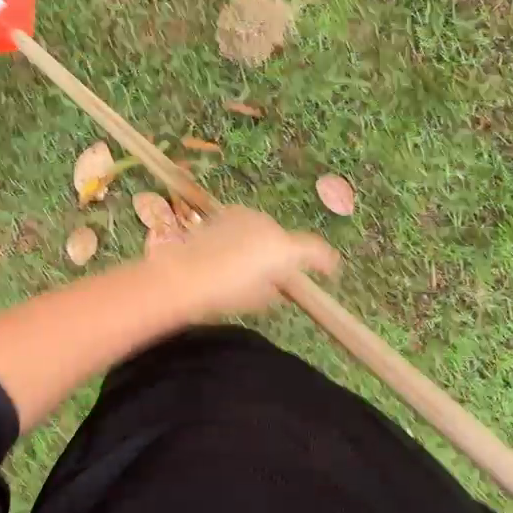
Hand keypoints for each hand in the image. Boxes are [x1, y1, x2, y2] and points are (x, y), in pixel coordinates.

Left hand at [157, 206, 339, 318]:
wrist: (182, 273)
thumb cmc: (224, 292)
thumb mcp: (257, 299)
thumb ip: (276, 290)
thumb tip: (280, 286)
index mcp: (283, 248)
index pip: (315, 250)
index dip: (325, 261)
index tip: (329, 269)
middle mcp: (269, 226)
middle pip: (286, 240)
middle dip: (284, 255)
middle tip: (277, 275)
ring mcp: (246, 216)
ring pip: (265, 230)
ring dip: (263, 244)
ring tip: (249, 265)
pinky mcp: (226, 214)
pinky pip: (244, 225)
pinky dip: (244, 236)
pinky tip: (230, 252)